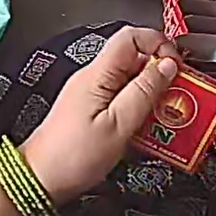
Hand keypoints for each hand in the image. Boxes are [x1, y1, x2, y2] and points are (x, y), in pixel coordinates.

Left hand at [21, 28, 180, 200]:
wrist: (40, 179)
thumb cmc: (72, 156)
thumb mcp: (119, 125)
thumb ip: (145, 92)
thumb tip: (167, 66)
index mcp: (98, 74)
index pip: (132, 36)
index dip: (159, 44)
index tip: (175, 67)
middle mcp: (94, 78)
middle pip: (135, 58)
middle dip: (160, 74)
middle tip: (176, 95)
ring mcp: (93, 93)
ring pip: (132, 80)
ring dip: (152, 94)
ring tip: (164, 115)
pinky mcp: (93, 109)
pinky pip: (123, 98)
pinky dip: (140, 108)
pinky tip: (147, 127)